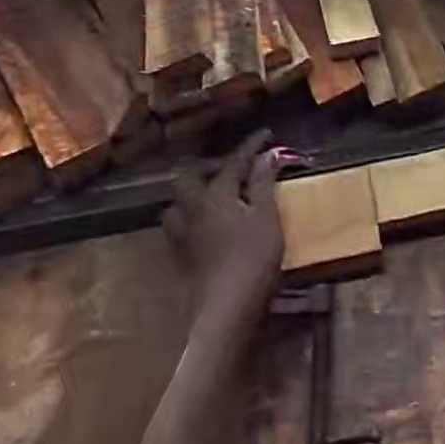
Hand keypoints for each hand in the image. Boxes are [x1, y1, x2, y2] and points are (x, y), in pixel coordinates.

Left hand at [164, 140, 283, 324]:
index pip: (234, 162)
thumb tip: (267, 155)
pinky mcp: (182, 258)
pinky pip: (180, 228)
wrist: (224, 310)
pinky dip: (191, 220)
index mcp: (216, 194)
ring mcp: (183, 235)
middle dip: (204, 166)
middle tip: (227, 167)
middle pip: (188, 178)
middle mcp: (193, 209)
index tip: (266, 133)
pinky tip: (205, 228)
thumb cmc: (252, 258)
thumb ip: (264, 184)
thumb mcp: (267, 217)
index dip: (251, 146)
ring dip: (191, 195)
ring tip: (209, 197)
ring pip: (177, 205)